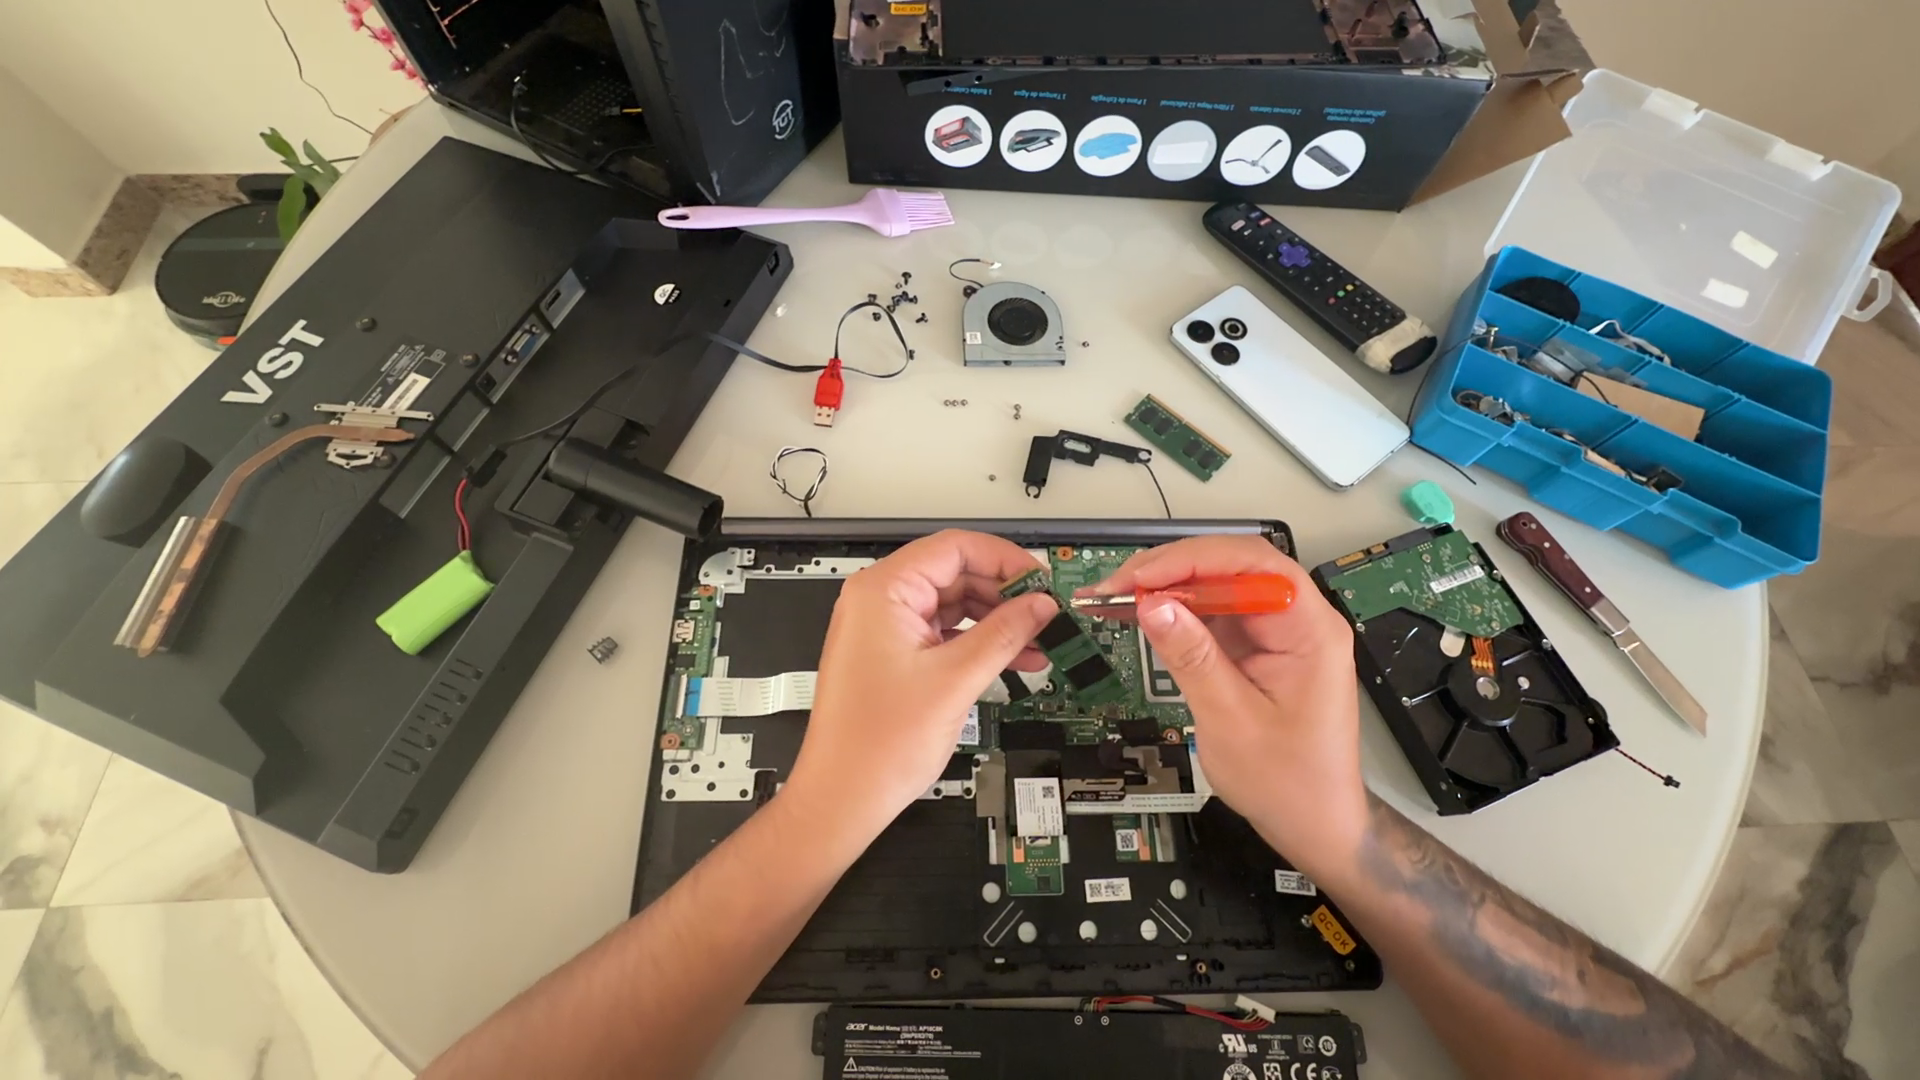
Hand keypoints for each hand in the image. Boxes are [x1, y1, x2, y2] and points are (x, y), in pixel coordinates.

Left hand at [790, 530, 1058, 831]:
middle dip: (1006, 594)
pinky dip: (979, 642)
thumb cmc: (875, 745)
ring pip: (955, 605)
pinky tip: (1014, 657)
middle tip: (1046, 614)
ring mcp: (886, 628)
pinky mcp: (894, 653)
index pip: (954, 548)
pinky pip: (946, 632)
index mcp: (882, 592)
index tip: (1041, 581)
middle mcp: (879, 601)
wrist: (843, 798)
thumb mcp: (955, 679)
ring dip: (998, 621)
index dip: (1005, 560)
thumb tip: (1039, 606)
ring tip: (1039, 641)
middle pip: (957, 574)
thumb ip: (1003, 634)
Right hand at [1085, 536, 1365, 875]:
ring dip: (1162, 587)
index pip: (1252, 565)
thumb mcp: (1231, 720)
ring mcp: (1271, 631)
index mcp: (1309, 630)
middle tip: (1113, 587)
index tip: (1141, 578)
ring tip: (1112, 597)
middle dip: (1169, 570)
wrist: (1312, 824)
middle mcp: (1294, 619)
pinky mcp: (1250, 646)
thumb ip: (1192, 658)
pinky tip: (1133, 613)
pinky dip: (1170, 611)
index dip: (1193, 560)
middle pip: (1229, 567)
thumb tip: (1151, 605)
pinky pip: (1207, 614)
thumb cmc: (1286, 782)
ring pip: (1213, 586)